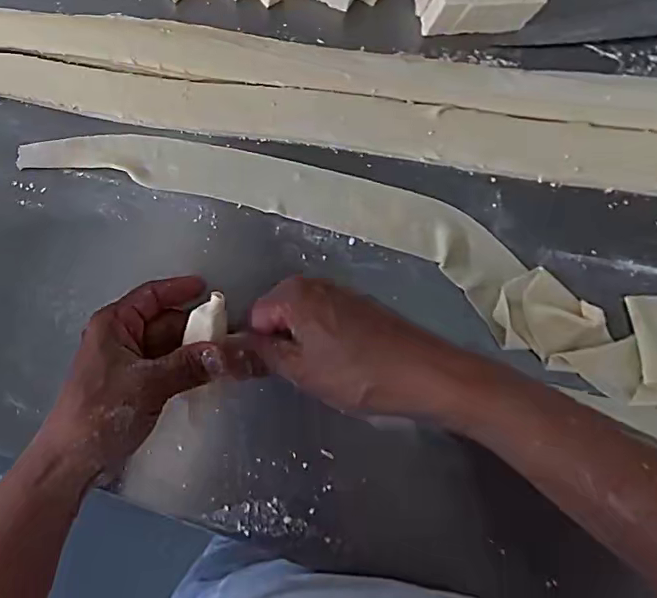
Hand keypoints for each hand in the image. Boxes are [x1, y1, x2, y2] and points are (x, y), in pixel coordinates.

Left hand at [31, 276, 259, 480]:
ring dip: (190, 351)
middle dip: (193, 327)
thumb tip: (224, 353)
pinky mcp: (131, 388)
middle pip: (162, 322)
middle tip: (228, 333)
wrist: (71, 463)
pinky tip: (206, 377)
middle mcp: (118, 338)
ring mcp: (125, 364)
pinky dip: (183, 370)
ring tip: (224, 354)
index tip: (207, 289)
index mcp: (114, 324)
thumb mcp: (148, 384)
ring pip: (165, 348)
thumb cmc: (101, 412)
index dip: (178, 290)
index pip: (150, 296)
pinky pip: (163, 369)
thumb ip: (188, 366)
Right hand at [247, 276, 470, 418]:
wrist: (426, 373)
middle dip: (283, 342)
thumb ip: (262, 355)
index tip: (276, 371)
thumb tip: (230, 346)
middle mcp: (313, 283)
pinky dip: (328, 339)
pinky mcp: (360, 304)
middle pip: (278, 313)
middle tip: (304, 374)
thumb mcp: (302, 372)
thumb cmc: (358, 374)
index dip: (260, 346)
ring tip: (329, 372)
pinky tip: (349, 364)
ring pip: (304, 317)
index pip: (254, 317)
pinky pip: (327, 318)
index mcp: (293, 293)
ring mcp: (339, 291)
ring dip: (306, 342)